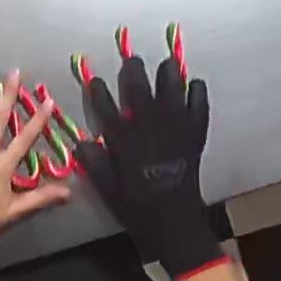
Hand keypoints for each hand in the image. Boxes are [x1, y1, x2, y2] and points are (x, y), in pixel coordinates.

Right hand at [73, 51, 222, 278]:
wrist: (173, 221)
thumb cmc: (136, 207)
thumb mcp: (107, 188)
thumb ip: (95, 162)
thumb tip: (82, 142)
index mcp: (123, 139)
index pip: (105, 106)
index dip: (98, 90)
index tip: (93, 79)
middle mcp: (147, 127)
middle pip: (139, 88)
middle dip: (133, 70)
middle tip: (132, 60)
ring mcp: (174, 128)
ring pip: (171, 90)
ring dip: (167, 74)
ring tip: (165, 63)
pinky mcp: (194, 135)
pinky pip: (198, 106)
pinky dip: (196, 92)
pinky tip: (194, 84)